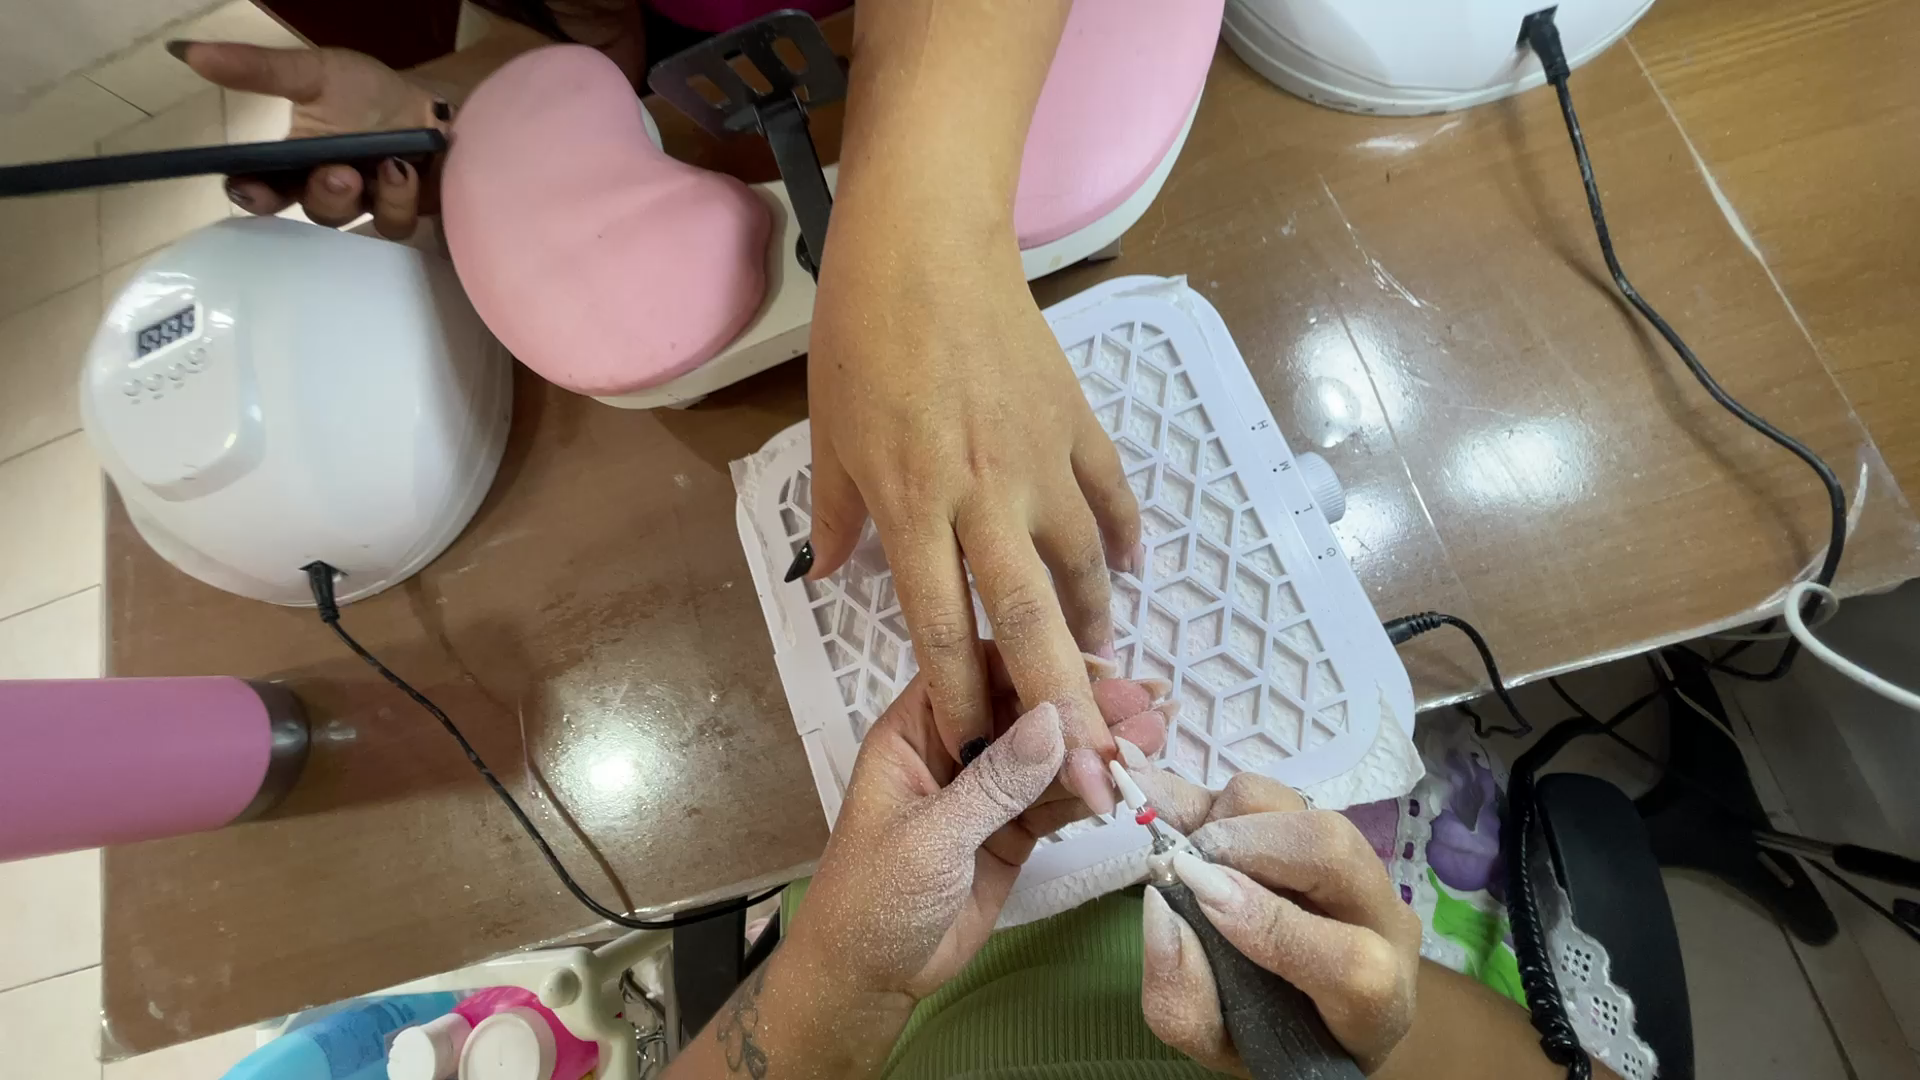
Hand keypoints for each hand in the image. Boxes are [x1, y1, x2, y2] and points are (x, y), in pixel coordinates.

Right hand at [173, 42, 443, 237]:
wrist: (436, 111)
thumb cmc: (373, 94)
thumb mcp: (316, 73)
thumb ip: (260, 69)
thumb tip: (188, 54)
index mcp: (298, 158)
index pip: (265, 185)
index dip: (254, 193)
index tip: (248, 189)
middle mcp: (331, 187)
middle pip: (314, 210)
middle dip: (322, 195)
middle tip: (337, 172)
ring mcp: (371, 204)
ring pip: (359, 220)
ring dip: (370, 196)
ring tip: (389, 164)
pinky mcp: (408, 213)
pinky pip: (398, 222)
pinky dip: (402, 198)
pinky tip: (409, 171)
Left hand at [784, 649, 1172, 1005]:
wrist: (869, 982)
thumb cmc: (875, 901)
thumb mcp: (931, 837)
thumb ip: (994, 782)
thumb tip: (1054, 718)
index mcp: (915, 731)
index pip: (975, 673)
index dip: (1030, 662)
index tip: (1089, 667)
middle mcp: (953, 747)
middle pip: (1022, 710)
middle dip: (1080, 704)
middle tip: (1143, 700)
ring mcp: (987, 789)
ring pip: (1047, 755)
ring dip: (1097, 746)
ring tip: (1155, 732)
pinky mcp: (1011, 827)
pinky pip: (1055, 799)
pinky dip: (1091, 790)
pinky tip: (1131, 777)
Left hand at [806, 227, 1142, 818]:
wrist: (926, 243)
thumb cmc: (862, 339)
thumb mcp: (828, 432)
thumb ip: (837, 513)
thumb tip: (832, 574)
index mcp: (912, 503)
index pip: (940, 622)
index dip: (962, 693)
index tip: (982, 744)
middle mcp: (983, 495)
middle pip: (1028, 615)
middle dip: (1061, 699)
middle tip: (1090, 759)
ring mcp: (1042, 457)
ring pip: (1083, 563)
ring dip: (1095, 620)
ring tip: (1102, 658)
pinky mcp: (1079, 421)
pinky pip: (1114, 494)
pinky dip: (1126, 538)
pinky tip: (1132, 568)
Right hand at [1132, 770, 1423, 1074]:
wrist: (1299, 1004)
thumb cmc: (1262, 1032)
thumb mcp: (1216, 1045)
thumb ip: (1181, 998)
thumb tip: (1158, 908)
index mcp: (1374, 1003)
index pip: (1351, 962)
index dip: (1269, 921)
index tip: (1196, 893)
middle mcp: (1380, 921)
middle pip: (1334, 849)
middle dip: (1246, 842)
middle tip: (1184, 859)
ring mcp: (1360, 866)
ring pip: (1304, 808)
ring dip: (1231, 816)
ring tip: (1190, 849)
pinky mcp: (1319, 826)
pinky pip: (1273, 794)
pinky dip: (1217, 799)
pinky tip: (1181, 818)